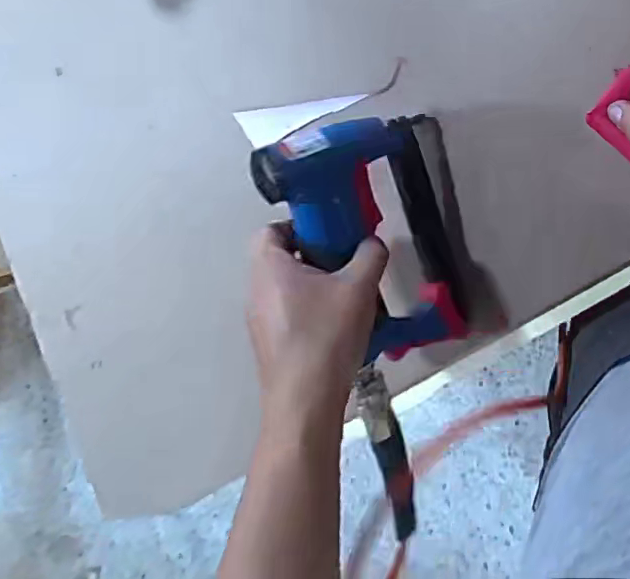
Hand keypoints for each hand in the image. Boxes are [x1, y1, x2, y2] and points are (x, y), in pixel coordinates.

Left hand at [247, 224, 387, 426]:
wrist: (305, 403)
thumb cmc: (327, 334)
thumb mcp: (360, 286)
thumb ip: (370, 254)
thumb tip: (372, 245)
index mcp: (269, 269)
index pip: (271, 229)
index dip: (301, 225)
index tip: (331, 235)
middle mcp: (257, 291)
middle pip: (283, 258)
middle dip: (318, 255)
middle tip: (348, 262)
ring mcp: (260, 321)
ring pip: (290, 287)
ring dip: (319, 284)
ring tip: (351, 295)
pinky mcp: (270, 344)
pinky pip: (291, 312)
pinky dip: (314, 309)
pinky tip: (342, 325)